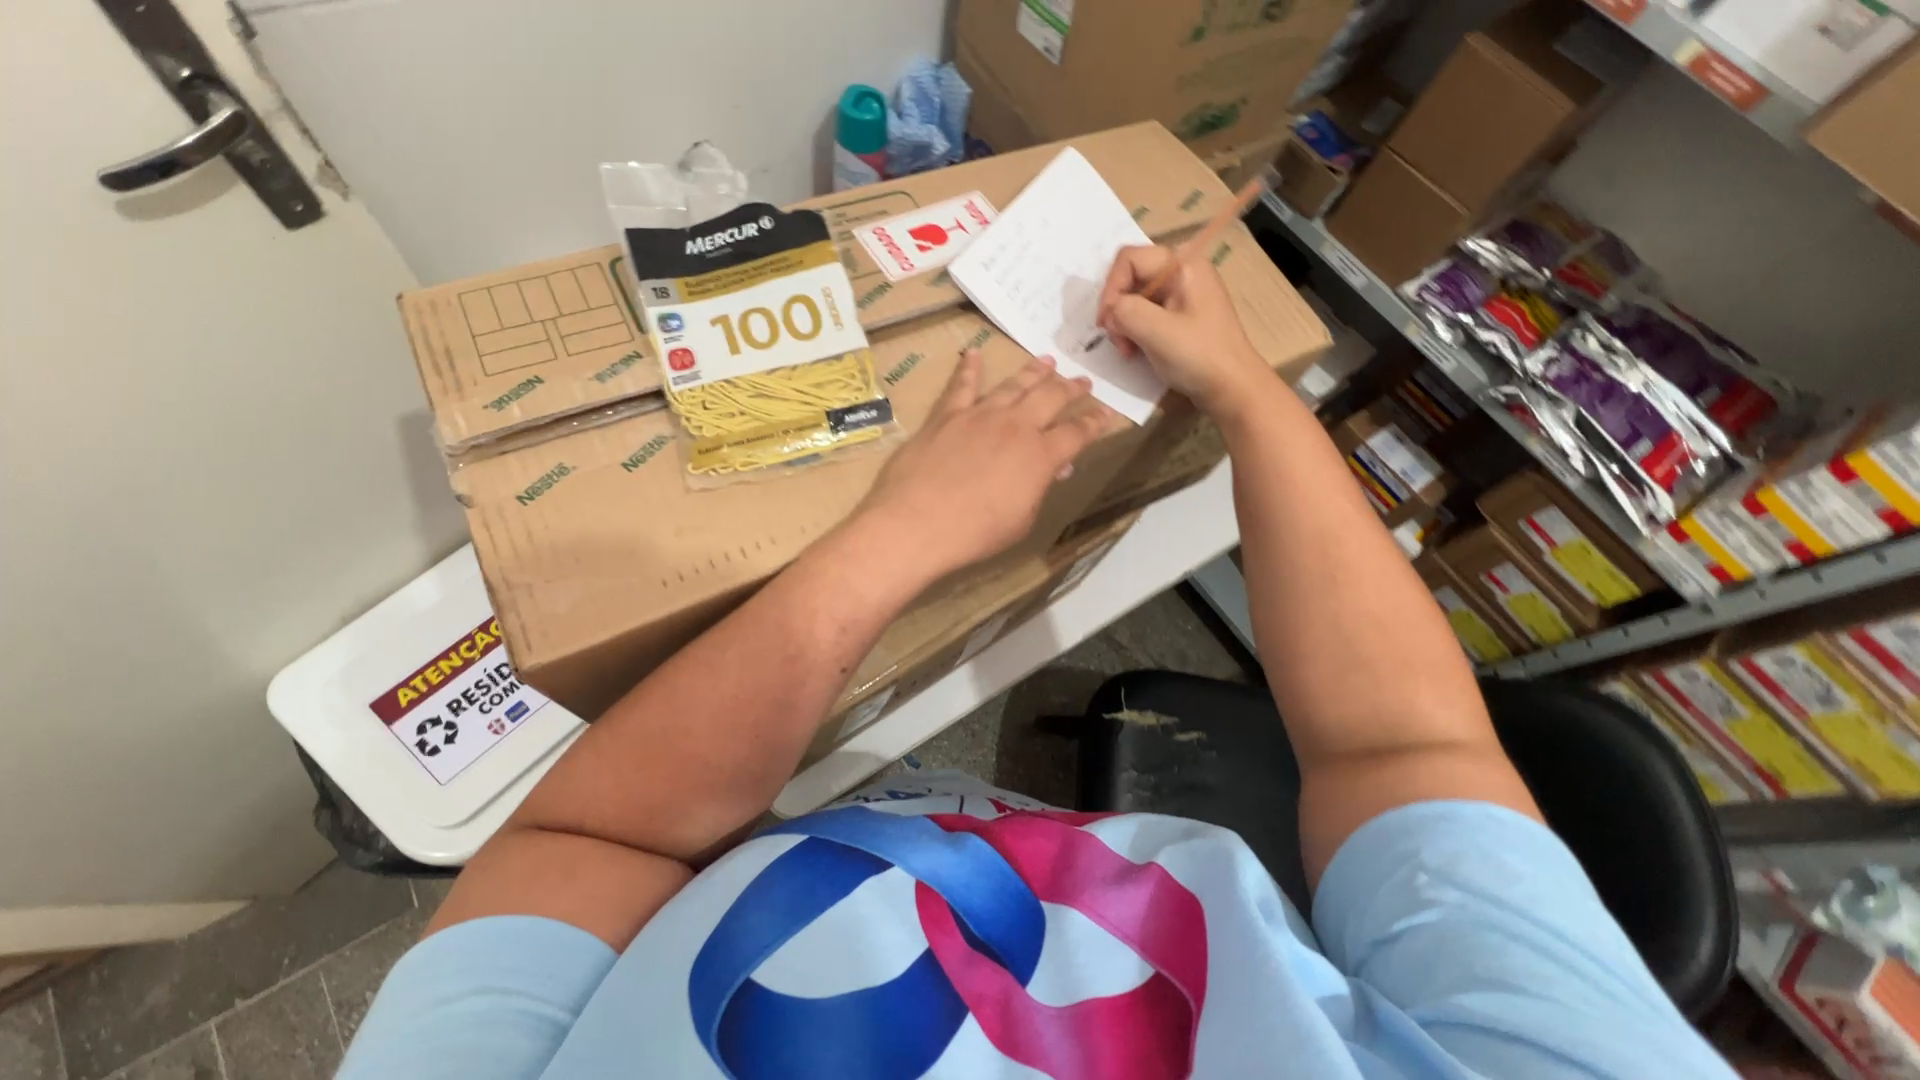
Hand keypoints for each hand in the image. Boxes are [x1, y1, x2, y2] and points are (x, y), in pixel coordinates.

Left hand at [855, 350, 1120, 581]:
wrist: (918, 522)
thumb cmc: (975, 533)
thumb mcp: (1021, 520)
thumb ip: (1038, 490)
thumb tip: (1051, 470)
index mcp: (1040, 456)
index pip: (1077, 433)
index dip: (1095, 423)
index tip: (1106, 414)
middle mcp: (1015, 426)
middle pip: (1051, 398)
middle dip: (1071, 388)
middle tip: (1083, 381)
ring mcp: (979, 416)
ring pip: (1013, 384)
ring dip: (1033, 371)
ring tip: (1047, 361)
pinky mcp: (946, 416)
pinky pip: (961, 385)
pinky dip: (969, 368)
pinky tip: (974, 354)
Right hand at [1098, 244, 1269, 414]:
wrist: (1233, 388)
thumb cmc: (1199, 356)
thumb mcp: (1157, 331)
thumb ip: (1125, 311)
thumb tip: (1110, 312)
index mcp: (1183, 265)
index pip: (1129, 259)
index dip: (1110, 288)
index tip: (1106, 323)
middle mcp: (1183, 272)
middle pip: (1132, 277)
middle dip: (1117, 308)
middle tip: (1117, 340)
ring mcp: (1184, 295)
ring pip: (1136, 297)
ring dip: (1124, 323)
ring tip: (1127, 350)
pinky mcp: (1181, 316)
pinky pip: (1147, 313)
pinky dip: (1136, 330)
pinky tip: (1136, 351)